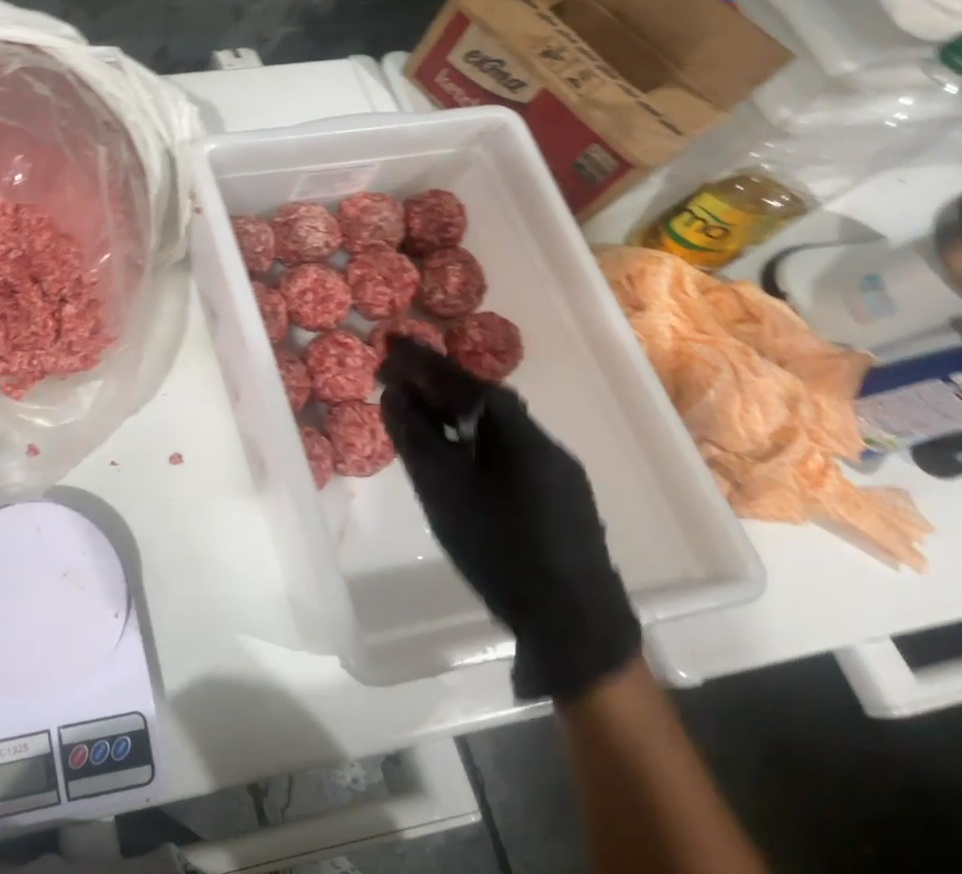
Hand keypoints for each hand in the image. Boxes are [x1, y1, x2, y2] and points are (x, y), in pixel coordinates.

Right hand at [378, 342, 638, 701]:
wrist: (572, 619)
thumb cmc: (500, 550)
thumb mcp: (444, 494)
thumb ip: (417, 441)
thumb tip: (395, 396)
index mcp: (519, 436)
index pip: (465, 383)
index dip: (425, 362)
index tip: (390, 343)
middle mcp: (544, 444)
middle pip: (485, 402)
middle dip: (438, 386)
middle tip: (395, 378)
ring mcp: (558, 474)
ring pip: (498, 429)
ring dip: (456, 416)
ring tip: (417, 415)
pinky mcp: (561, 500)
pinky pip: (508, 453)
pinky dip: (474, 443)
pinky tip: (456, 460)